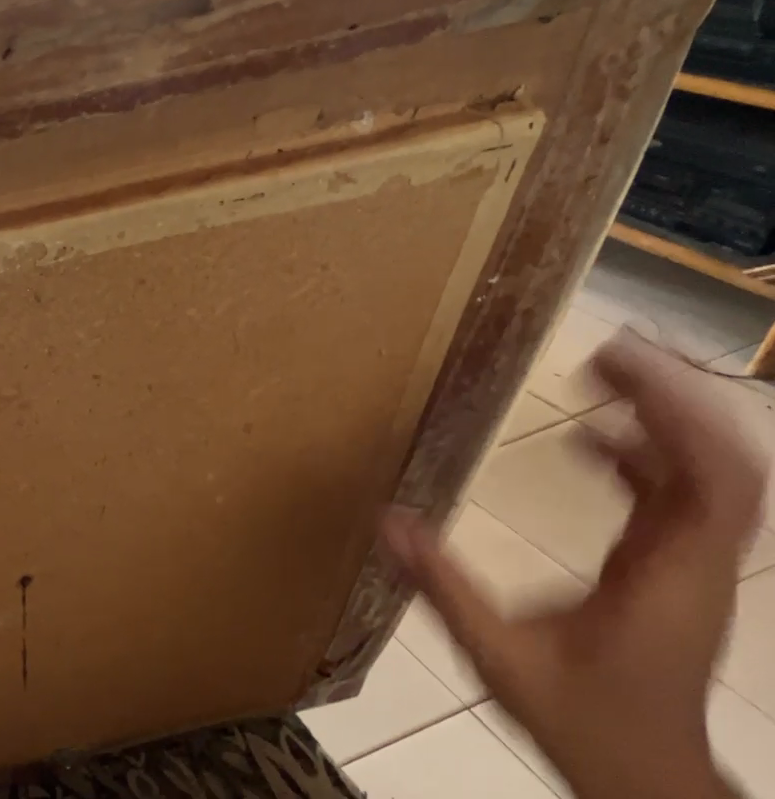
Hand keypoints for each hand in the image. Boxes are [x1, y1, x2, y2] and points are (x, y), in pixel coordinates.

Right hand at [384, 332, 766, 798]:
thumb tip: (386, 518)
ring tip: (600, 376)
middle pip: (721, 463)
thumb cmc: (582, 719)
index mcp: (668, 577)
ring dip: (664, 420)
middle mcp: (696, 564)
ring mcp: (691, 567)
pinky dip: (644, 456)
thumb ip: (443, 587)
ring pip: (710, 475)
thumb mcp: (499, 655)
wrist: (647, 776)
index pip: (711, 482)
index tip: (613, 368)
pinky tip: (591, 442)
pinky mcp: (672, 570)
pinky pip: (680, 497)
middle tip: (604, 351)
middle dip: (673, 399)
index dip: (676, 416)